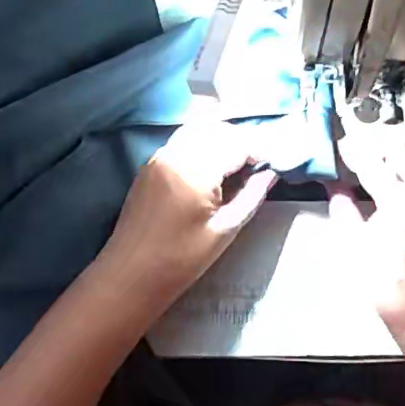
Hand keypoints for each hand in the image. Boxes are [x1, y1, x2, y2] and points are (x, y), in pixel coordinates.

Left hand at [94, 121, 278, 302]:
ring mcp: (159, 157)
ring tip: (238, 166)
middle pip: (217, 131)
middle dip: (242, 142)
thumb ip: (251, 196)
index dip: (260, 151)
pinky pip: (182, 141)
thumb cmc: (180, 259)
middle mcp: (175, 154)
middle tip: (259, 166)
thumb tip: (270, 173)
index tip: (273, 166)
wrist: (131, 274)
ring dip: (222, 140)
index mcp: (194, 170)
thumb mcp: (224, 230)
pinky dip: (202, 144)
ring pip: (198, 131)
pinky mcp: (150, 164)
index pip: (236, 143)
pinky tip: (212, 167)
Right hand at [330, 135, 404, 340]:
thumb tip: (334, 185)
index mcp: (403, 203)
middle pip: (404, 151)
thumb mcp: (355, 246)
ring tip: (382, 166)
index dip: (352, 155)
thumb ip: (344, 209)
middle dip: (379, 150)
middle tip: (358, 159)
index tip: (338, 147)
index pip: (373, 165)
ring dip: (403, 155)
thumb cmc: (387, 284)